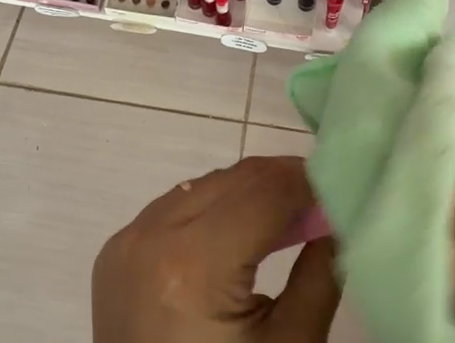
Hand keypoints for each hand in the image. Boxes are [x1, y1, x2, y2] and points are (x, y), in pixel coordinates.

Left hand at [93, 155, 340, 342]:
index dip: (307, 182)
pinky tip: (236, 232)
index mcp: (195, 266)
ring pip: (203, 185)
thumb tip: (338, 217)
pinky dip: (210, 208)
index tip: (340, 185)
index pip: (265, 192)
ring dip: (246, 191)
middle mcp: (152, 237)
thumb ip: (319, 275)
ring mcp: (127, 242)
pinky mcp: (114, 252)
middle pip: (233, 180)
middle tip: (320, 200)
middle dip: (281, 181)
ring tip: (284, 216)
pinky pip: (173, 206)